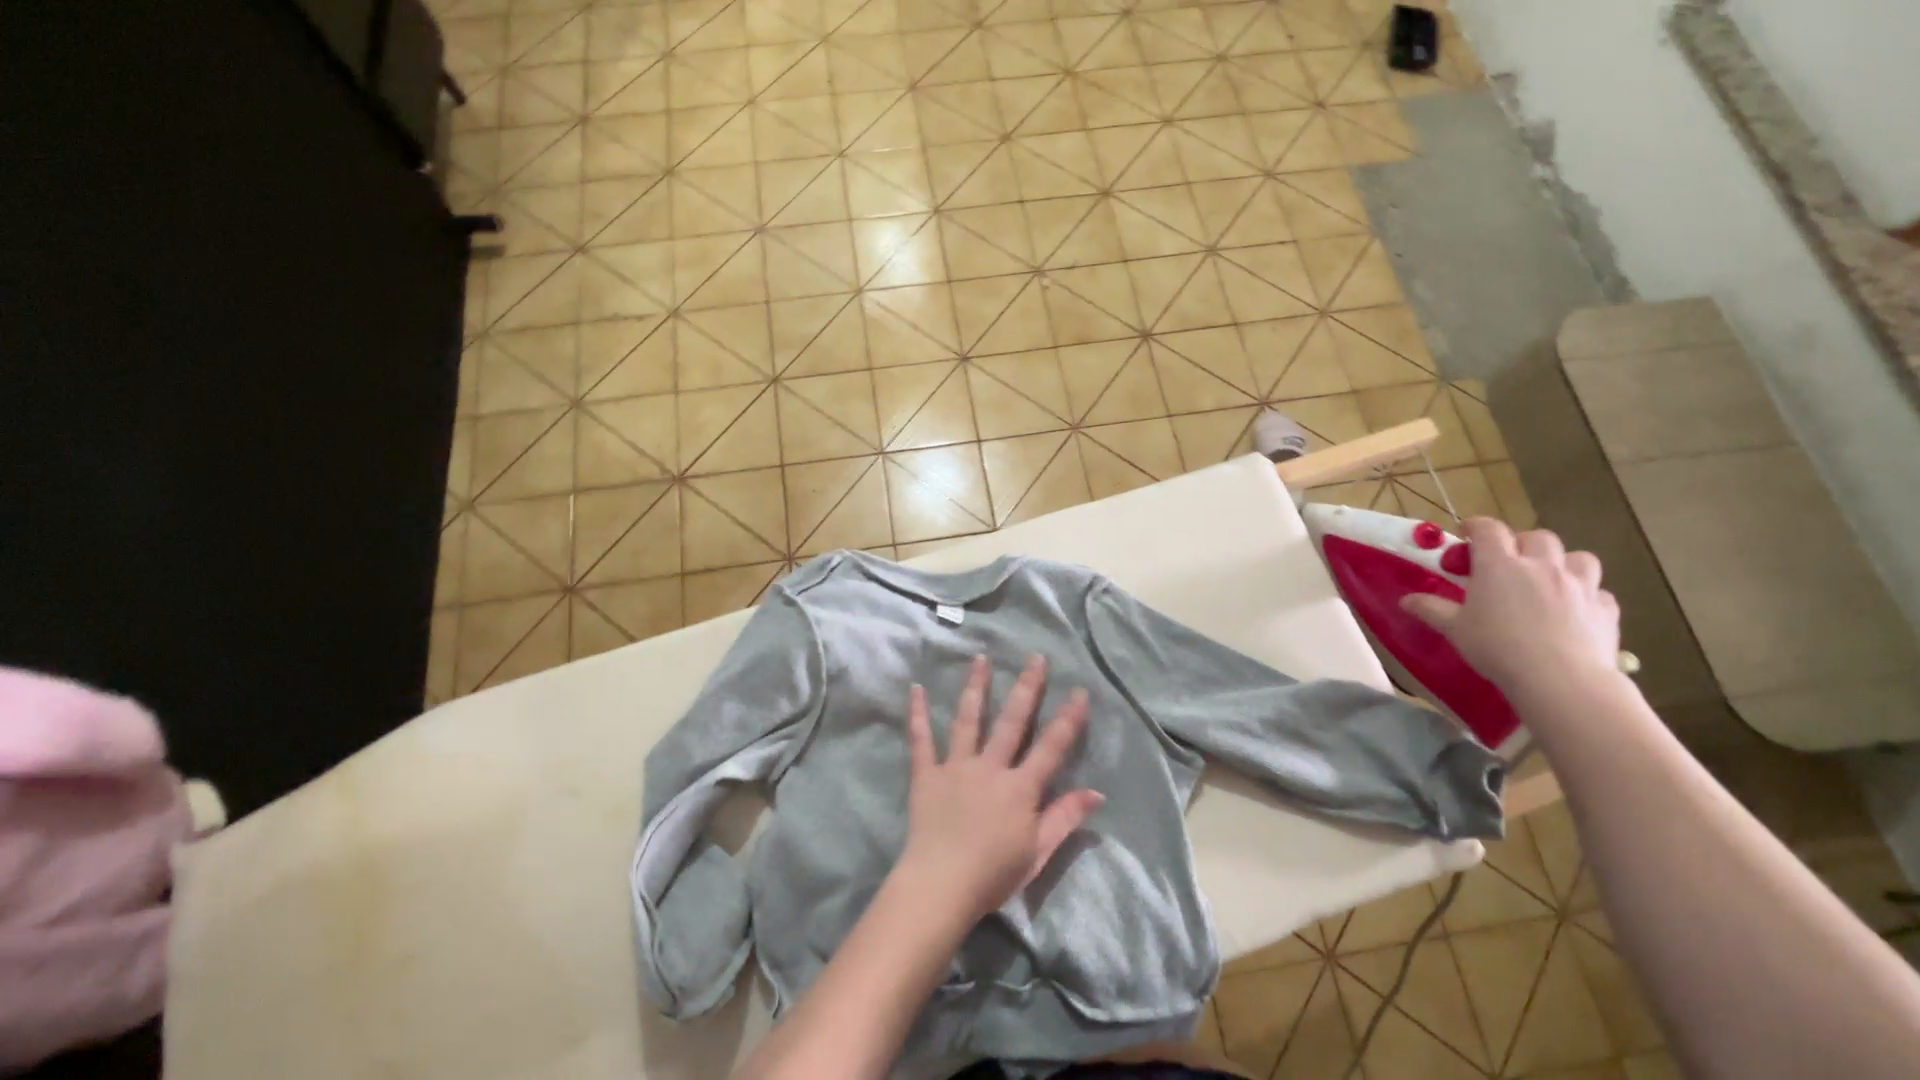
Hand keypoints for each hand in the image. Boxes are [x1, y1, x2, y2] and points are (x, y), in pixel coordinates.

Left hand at [897, 654, 1103, 921]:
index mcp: (1021, 787)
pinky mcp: (926, 775)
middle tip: (1035, 657)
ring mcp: (956, 767)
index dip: (1068, 719)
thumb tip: (1096, 792)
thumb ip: (1065, 818)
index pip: (1051, 747)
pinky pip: (921, 740)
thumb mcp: (1038, 852)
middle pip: (1012, 721)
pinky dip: (917, 713)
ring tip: (980, 658)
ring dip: (976, 687)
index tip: (1079, 691)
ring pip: (968, 720)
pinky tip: (916, 688)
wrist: (941, 884)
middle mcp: (990, 768)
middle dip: (1027, 688)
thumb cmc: (993, 874)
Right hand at [1402, 518, 1620, 696]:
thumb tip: (1405, 600)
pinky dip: (1587, 596)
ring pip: (1577, 557)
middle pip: (1536, 536)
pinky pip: (1598, 592)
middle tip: (1509, 563)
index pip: (1488, 529)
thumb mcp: (1455, 630)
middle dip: (1522, 543)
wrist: (1561, 679)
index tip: (1467, 534)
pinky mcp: (1605, 607)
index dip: (1476, 527)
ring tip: (1550, 581)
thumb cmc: (1498, 649)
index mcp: (1501, 565)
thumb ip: (1431, 609)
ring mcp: (1579, 584)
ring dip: (1563, 563)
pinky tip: (1576, 611)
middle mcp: (1542, 565)